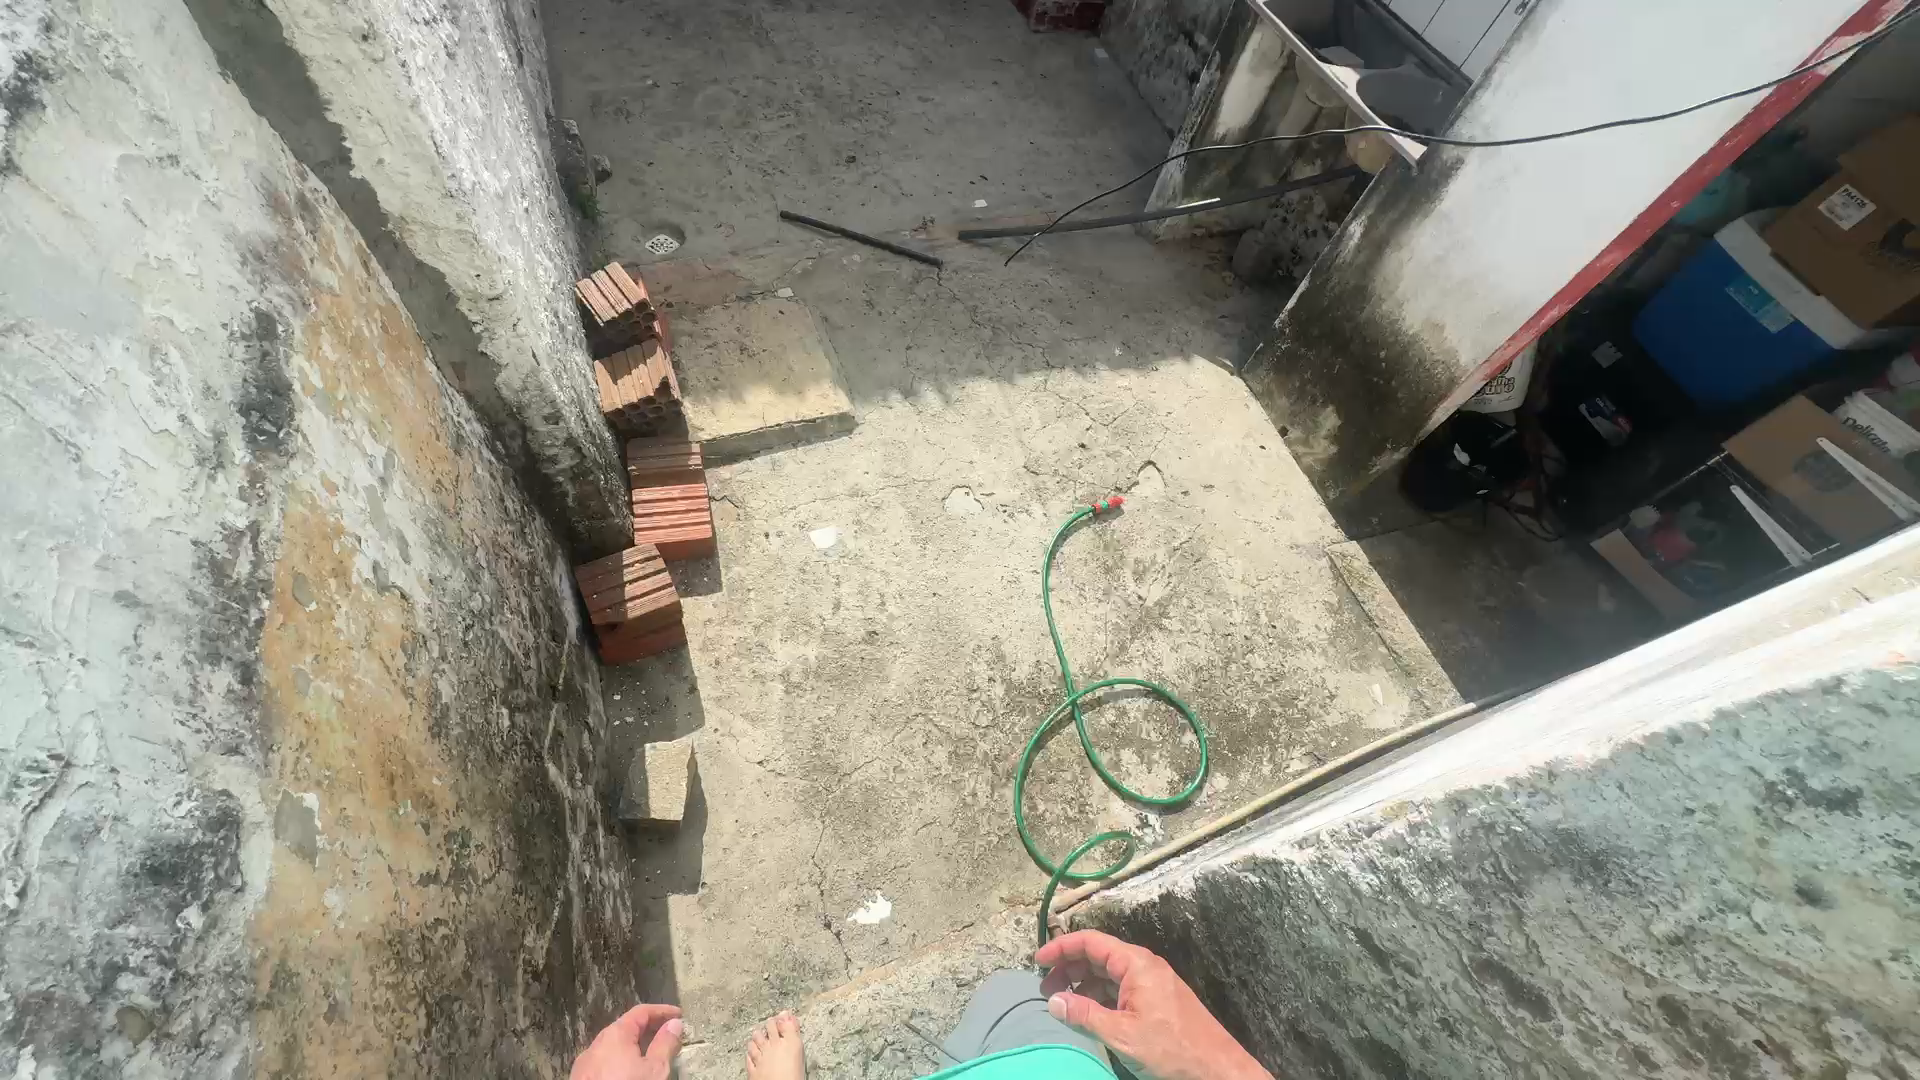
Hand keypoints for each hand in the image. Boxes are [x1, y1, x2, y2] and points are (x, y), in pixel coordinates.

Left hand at [570, 1004, 684, 1079]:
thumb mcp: (654, 1071)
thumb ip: (665, 1045)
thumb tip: (674, 1024)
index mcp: (614, 1035)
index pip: (641, 1012)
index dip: (663, 1011)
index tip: (679, 1016)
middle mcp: (595, 1046)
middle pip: (626, 1029)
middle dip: (648, 1030)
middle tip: (668, 1035)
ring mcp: (582, 1067)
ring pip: (613, 1048)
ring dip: (633, 1048)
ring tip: (651, 1057)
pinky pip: (603, 1064)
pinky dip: (620, 1063)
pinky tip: (629, 1074)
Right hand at [1037, 930, 1271, 1079]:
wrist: (1219, 1071)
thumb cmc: (1171, 1049)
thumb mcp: (1122, 1034)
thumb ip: (1085, 1015)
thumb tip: (1052, 1000)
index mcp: (1134, 962)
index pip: (1090, 941)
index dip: (1061, 947)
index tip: (1037, 961)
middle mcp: (1142, 964)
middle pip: (1097, 954)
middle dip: (1069, 967)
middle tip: (1045, 988)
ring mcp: (1151, 981)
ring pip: (1108, 972)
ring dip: (1083, 983)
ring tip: (1063, 1002)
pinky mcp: (1157, 998)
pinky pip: (1121, 987)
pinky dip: (1100, 995)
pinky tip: (1089, 1012)